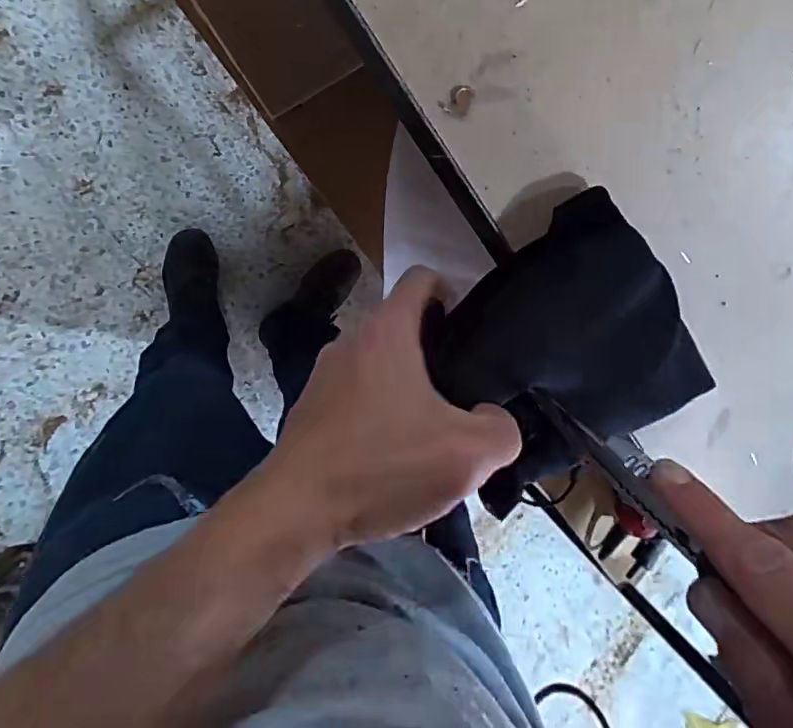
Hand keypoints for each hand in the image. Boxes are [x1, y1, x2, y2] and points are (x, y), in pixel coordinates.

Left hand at [261, 266, 520, 550]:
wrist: (292, 514)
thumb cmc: (382, 467)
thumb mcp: (466, 456)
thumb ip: (500, 430)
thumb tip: (492, 418)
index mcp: (387, 331)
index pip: (422, 278)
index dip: (452, 292)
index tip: (467, 332)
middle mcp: (351, 340)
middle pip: (403, 325)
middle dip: (434, 352)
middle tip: (459, 396)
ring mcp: (324, 374)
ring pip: (379, 364)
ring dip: (406, 388)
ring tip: (426, 434)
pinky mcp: (309, 408)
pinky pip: (356, 395)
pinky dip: (377, 415)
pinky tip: (389, 458)